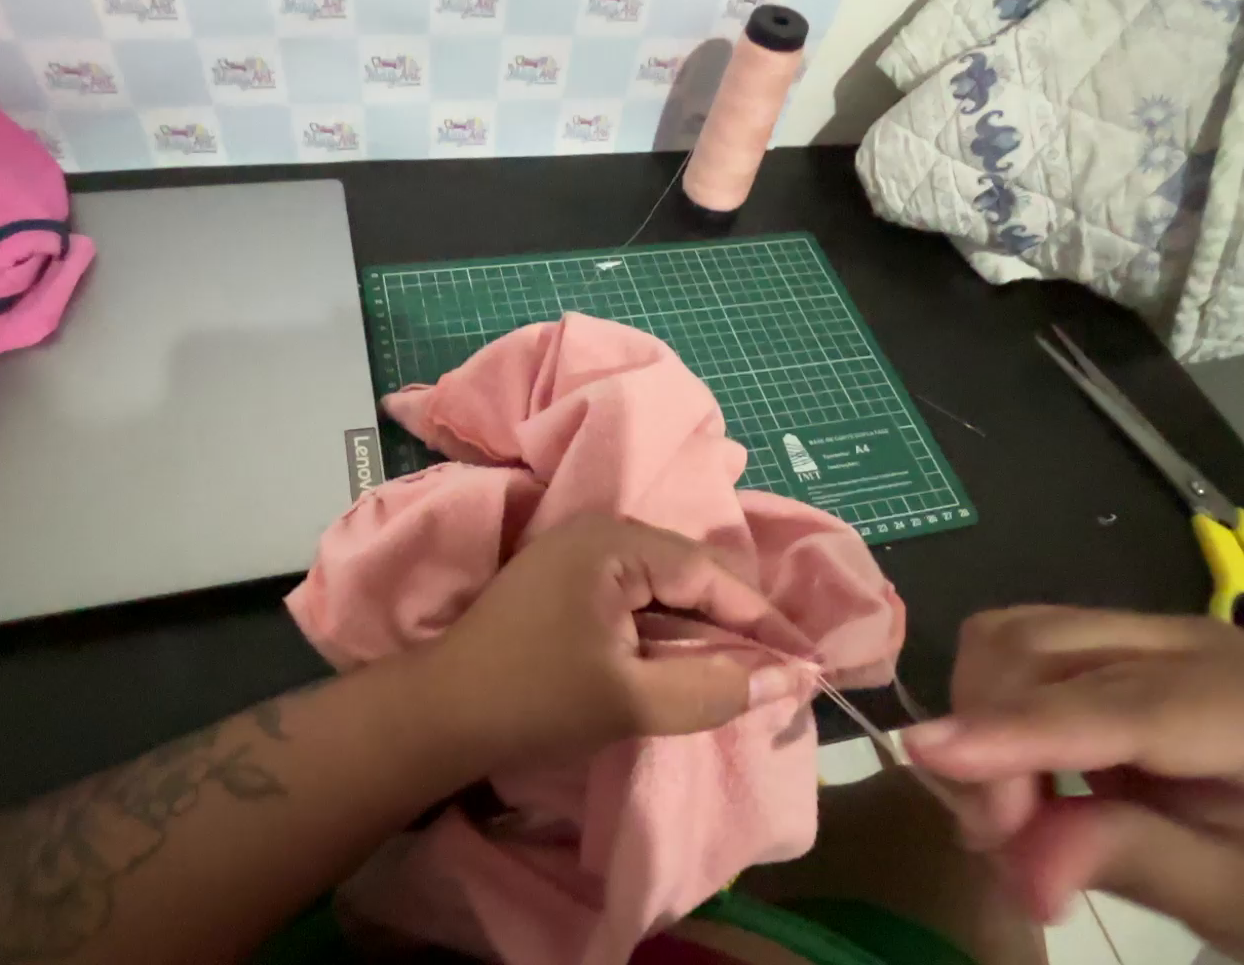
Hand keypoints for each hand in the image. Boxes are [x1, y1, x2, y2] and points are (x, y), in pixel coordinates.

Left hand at [420, 516, 809, 762]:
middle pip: (685, 571)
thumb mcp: (633, 701)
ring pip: (658, 582)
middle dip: (731, 619)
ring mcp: (573, 552)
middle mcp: (596, 532)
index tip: (804, 658)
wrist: (439, 712)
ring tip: (740, 664)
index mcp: (614, 544)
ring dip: (697, 623)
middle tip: (776, 666)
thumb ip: (713, 688)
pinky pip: (629, 592)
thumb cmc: (536, 700)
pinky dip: (661, 624)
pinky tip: (680, 654)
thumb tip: (783, 679)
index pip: (708, 573)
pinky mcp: (559, 578)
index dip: (761, 618)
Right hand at [902, 606, 1243, 964]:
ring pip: (1014, 634)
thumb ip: (1130, 864)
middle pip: (1041, 647)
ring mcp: (1152, 635)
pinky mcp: (1118, 645)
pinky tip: (1024, 767)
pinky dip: (996, 704)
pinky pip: (1021, 648)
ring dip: (981, 713)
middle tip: (994, 835)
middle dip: (989, 732)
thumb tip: (1011, 866)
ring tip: (1006, 804)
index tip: (924, 756)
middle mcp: (1196, 646)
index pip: (1117, 706)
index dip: (1016, 729)